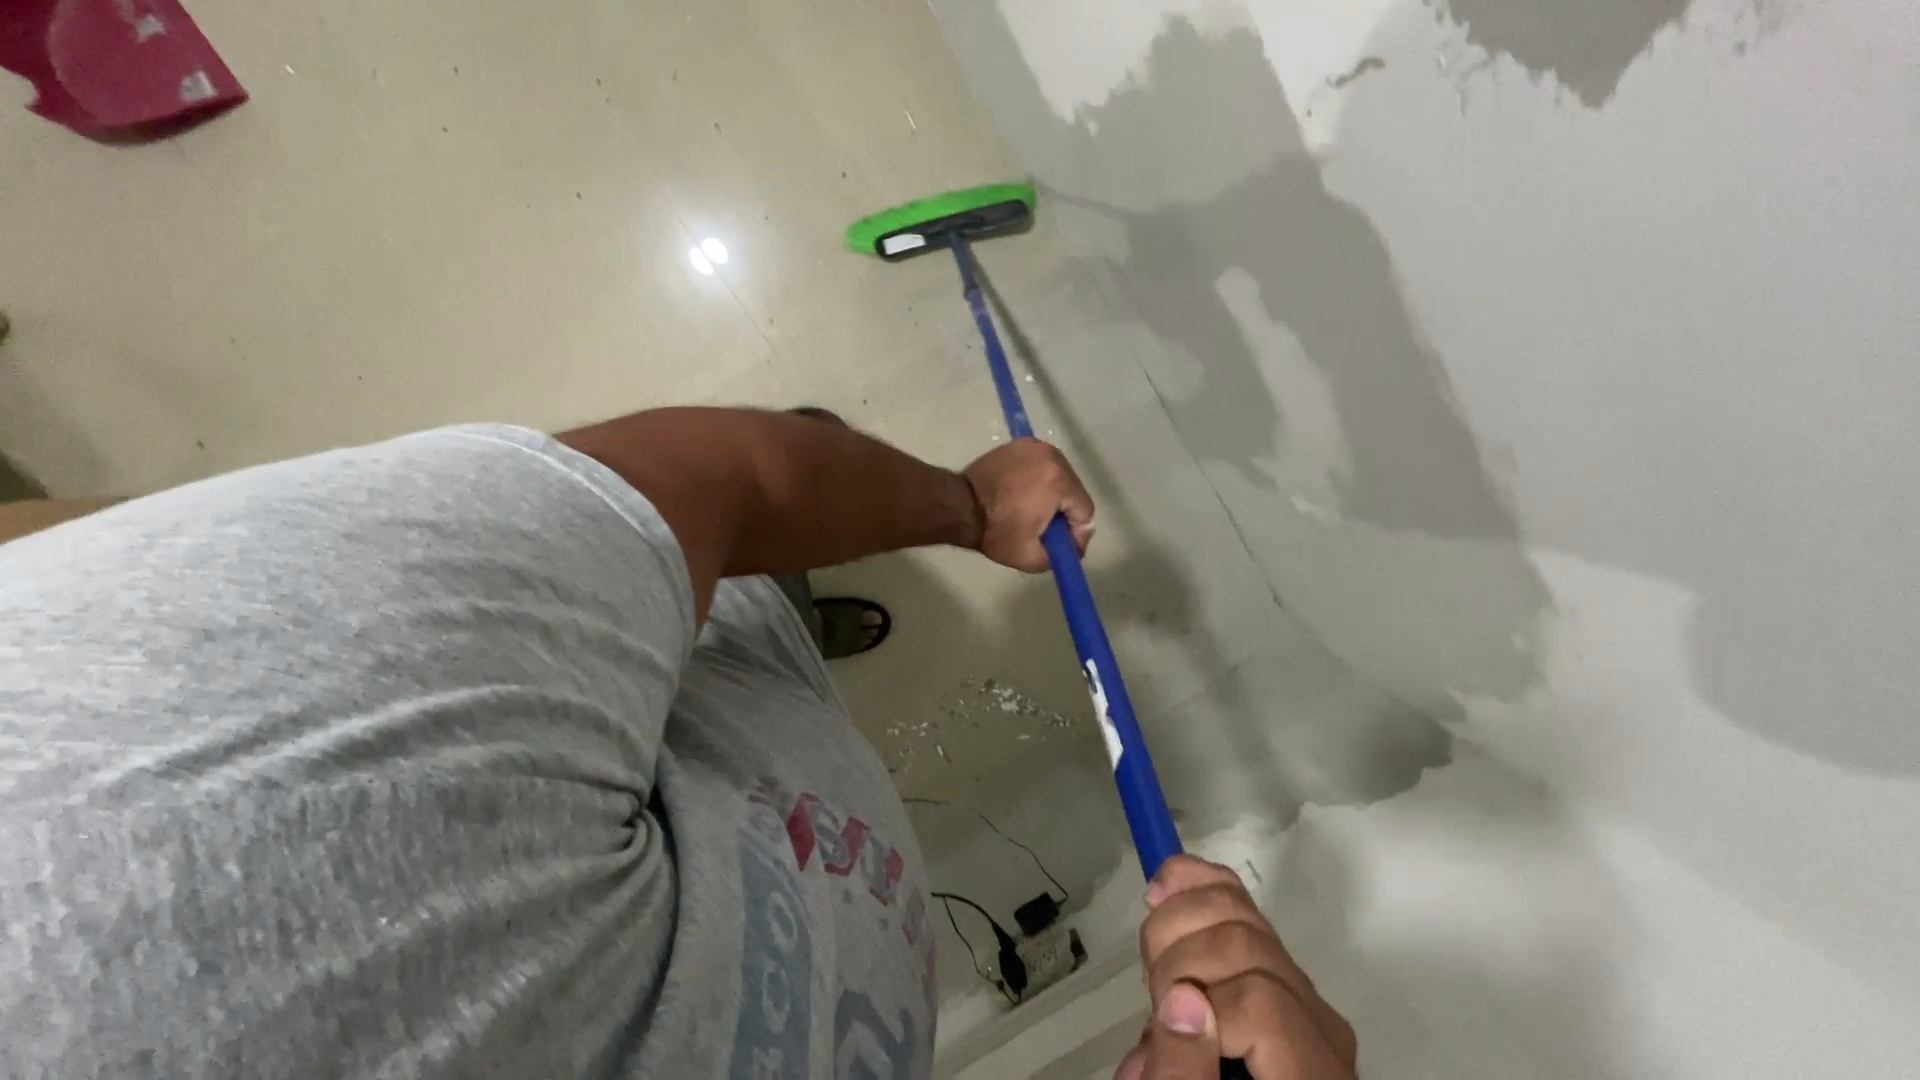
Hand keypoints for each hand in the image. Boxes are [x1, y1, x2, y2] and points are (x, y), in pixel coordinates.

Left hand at [961, 438, 1094, 572]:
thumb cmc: (996, 531)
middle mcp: (1052, 457)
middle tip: (1045, 529)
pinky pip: (1040, 465)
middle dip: (1064, 512)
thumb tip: (1072, 546)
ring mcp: (1035, 446)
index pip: (1084, 510)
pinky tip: (1023, 494)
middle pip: (1073, 491)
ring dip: (1052, 494)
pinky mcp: (1019, 444)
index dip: (1076, 533)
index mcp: (1060, 481)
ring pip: (1059, 476)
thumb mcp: (1031, 557)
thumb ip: (1062, 554)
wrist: (959, 505)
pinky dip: (1037, 479)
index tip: (1061, 544)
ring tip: (1032, 510)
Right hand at [1116, 856, 1356, 1079]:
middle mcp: (1316, 1017)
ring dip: (1177, 921)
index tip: (1163, 1023)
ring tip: (1154, 968)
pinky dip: (1194, 885)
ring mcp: (1299, 985)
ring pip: (1241, 910)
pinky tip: (1160, 892)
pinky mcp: (1273, 963)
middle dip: (1178, 956)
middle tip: (1151, 997)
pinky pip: (1241, 904)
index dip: (1199, 999)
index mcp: (1309, 1070)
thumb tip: (1181, 997)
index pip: (1260, 1003)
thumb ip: (1184, 1073)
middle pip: (1246, 943)